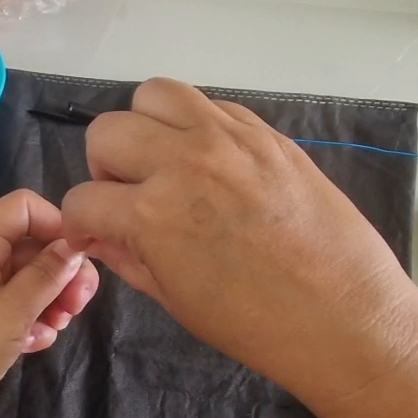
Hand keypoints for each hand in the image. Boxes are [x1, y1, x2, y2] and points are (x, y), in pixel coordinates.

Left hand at [0, 189, 100, 417]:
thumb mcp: (13, 307)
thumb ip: (48, 273)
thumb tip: (74, 245)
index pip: (23, 208)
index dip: (57, 223)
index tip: (83, 256)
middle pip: (33, 248)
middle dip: (62, 270)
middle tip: (80, 303)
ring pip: (31, 286)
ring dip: (53, 301)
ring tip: (59, 325)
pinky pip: (21, 317)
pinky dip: (35, 326)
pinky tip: (37, 345)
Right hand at [60, 78, 417, 406]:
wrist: (338, 314)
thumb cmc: (249, 323)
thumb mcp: (170, 297)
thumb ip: (125, 256)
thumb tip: (98, 236)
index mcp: (150, 214)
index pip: (81, 199)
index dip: (79, 223)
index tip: (93, 236)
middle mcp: (182, 161)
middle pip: (107, 132)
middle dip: (104, 169)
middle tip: (128, 197)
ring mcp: (226, 138)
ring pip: (153, 95)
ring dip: (145, 129)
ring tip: (163, 164)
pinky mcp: (264, 131)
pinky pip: (207, 104)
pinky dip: (192, 127)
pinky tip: (209, 164)